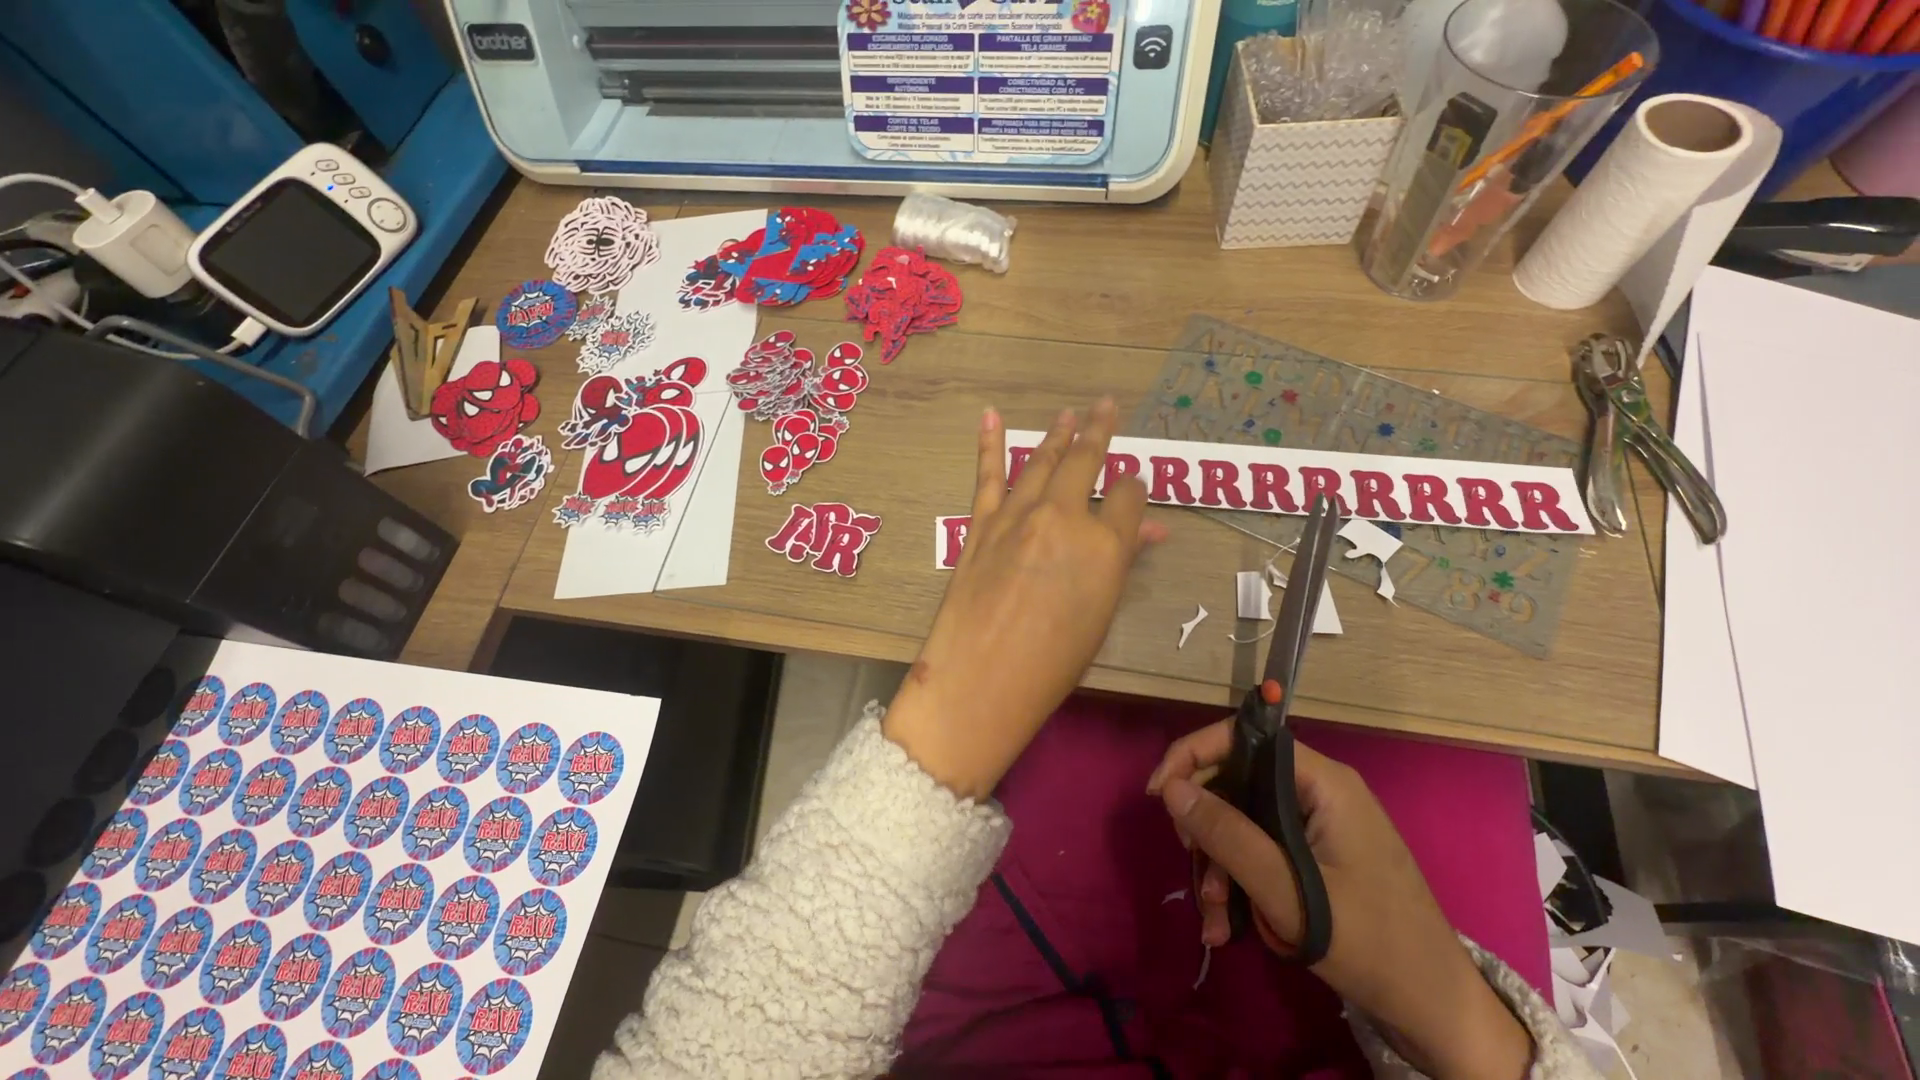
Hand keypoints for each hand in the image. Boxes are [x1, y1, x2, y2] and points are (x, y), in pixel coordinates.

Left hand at [884, 399, 1166, 798]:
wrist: (982, 677)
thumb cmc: (1055, 663)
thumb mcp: (1100, 615)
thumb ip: (1121, 565)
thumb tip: (1146, 533)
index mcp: (1106, 546)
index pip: (1128, 499)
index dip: (1133, 491)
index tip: (1133, 487)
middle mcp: (1064, 517)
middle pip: (1086, 462)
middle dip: (1099, 431)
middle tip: (1107, 407)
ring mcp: (1019, 516)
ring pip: (1042, 462)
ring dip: (1057, 434)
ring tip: (1068, 413)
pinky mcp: (981, 524)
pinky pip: (988, 475)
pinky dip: (989, 444)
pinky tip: (991, 416)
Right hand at [1148, 721, 1532, 1079]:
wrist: (1433, 1008)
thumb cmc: (1369, 943)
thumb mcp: (1287, 891)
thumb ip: (1229, 835)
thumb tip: (1173, 787)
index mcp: (1323, 783)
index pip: (1245, 738)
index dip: (1194, 756)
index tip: (1159, 796)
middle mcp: (1319, 793)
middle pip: (1237, 783)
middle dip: (1206, 829)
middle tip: (1192, 869)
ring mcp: (1318, 826)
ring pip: (1243, 824)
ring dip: (1220, 869)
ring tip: (1215, 921)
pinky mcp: (1316, 858)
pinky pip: (1262, 853)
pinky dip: (1240, 884)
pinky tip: (1228, 927)